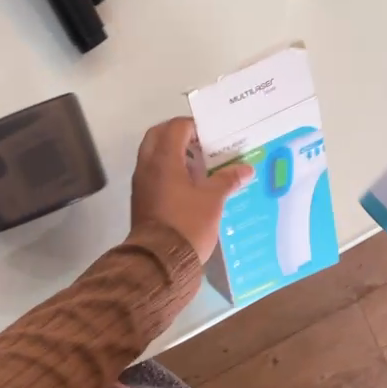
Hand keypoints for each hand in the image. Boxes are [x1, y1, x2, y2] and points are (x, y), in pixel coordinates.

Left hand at [130, 117, 252, 261]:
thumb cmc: (187, 224)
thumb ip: (227, 180)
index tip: (212, 135)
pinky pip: (152, 174)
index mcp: (163, 160)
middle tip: (201, 144)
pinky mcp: (141, 200)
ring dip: (172, 154)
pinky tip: (189, 185)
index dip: (194, 126)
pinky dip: (168, 171)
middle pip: (157, 136)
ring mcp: (141, 184)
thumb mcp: (213, 200)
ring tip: (199, 165)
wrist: (159, 261)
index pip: (175, 127)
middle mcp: (146, 167)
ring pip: (152, 156)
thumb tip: (245, 169)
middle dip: (178, 135)